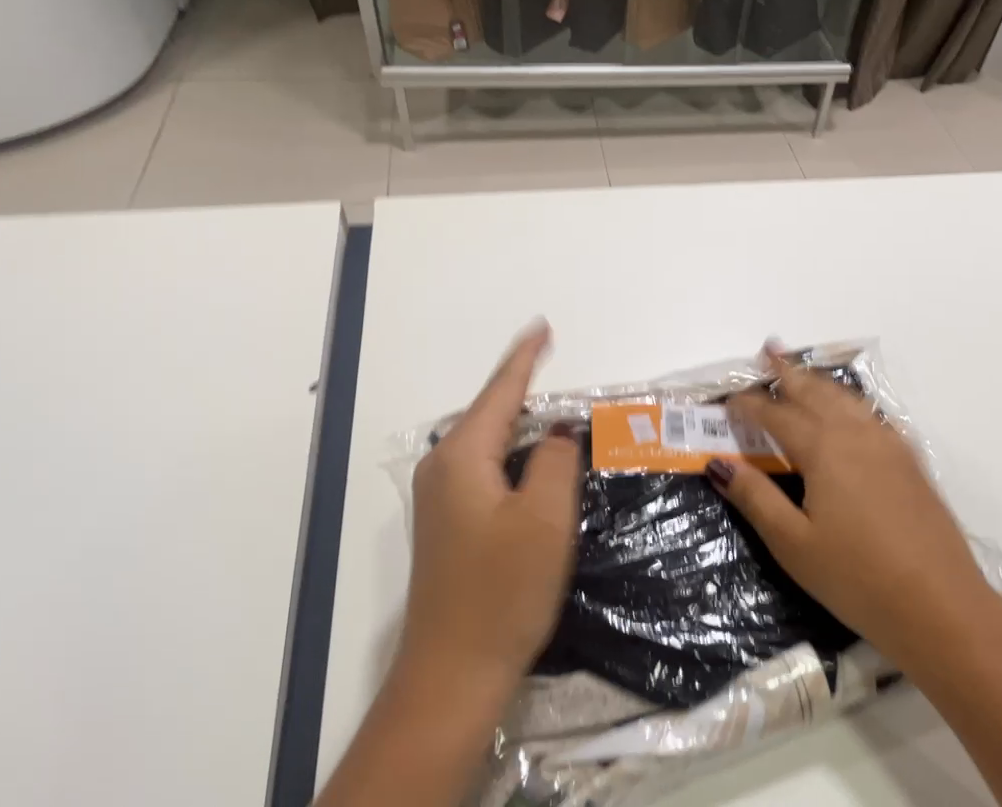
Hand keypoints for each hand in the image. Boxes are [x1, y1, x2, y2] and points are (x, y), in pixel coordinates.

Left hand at [400, 322, 581, 683]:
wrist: (452, 673)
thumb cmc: (503, 591)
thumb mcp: (546, 518)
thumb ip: (556, 459)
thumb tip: (557, 430)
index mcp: (462, 458)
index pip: (500, 392)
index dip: (525, 358)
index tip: (543, 328)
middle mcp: (442, 470)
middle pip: (491, 415)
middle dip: (525, 392)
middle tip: (562, 373)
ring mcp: (440, 501)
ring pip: (489, 446)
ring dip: (522, 430)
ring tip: (559, 418)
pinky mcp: (448, 528)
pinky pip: (486, 472)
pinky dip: (515, 460)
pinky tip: (537, 470)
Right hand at [714, 347, 1001, 668]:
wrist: (940, 604)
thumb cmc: (856, 577)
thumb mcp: (793, 543)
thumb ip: (756, 498)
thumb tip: (719, 463)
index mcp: (823, 449)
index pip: (777, 414)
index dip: (750, 405)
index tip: (728, 401)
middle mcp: (857, 434)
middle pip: (816, 392)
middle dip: (789, 372)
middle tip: (768, 352)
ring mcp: (890, 445)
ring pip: (848, 399)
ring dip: (820, 383)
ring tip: (802, 373)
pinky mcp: (911, 462)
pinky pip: (872, 416)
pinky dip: (850, 403)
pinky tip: (850, 414)